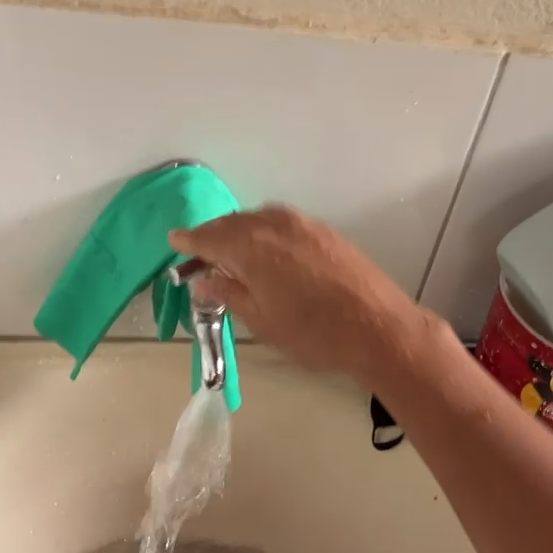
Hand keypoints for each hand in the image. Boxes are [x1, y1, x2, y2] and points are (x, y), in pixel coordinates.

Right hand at [168, 207, 446, 384]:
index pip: (209, 237)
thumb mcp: (261, 321)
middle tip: (200, 253)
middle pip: (233, 224)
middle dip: (213, 236)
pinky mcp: (325, 232)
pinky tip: (267, 253)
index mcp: (251, 246)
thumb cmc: (312, 333)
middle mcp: (274, 224)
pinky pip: (283, 224)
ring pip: (260, 220)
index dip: (189, 241)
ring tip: (232, 254)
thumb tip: (205, 280)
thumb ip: (230, 293)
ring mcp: (303, 224)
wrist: (377, 328)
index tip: (175, 242)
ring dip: (241, 233)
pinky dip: (266, 233)